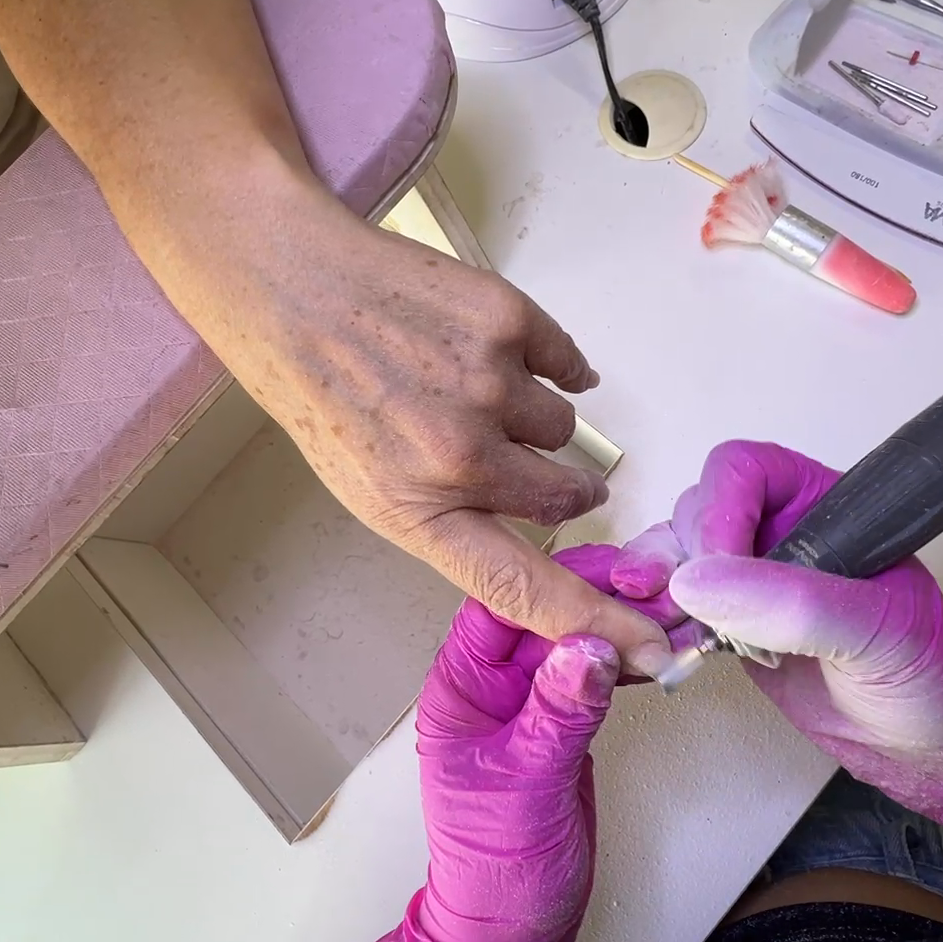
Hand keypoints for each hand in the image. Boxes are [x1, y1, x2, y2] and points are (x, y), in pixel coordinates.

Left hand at [184, 193, 673, 674]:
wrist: (295, 292)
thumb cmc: (325, 395)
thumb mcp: (374, 487)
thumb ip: (457, 516)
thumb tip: (542, 517)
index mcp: (420, 512)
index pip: (521, 587)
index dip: (593, 623)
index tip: (648, 649)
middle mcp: (460, 456)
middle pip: (567, 493)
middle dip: (561, 482)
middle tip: (516, 450)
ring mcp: (489, 384)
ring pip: (564, 423)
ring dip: (529, 412)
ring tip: (468, 384)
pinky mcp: (509, 321)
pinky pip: (568, 363)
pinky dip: (544, 361)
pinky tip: (491, 349)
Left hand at [385, 543, 694, 941]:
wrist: (516, 922)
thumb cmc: (492, 866)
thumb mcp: (526, 781)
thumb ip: (558, 713)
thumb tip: (590, 646)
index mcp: (464, 684)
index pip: (504, 607)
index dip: (556, 583)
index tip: (610, 577)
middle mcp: (498, 680)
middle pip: (548, 611)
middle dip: (603, 596)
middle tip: (654, 588)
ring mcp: (536, 695)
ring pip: (581, 637)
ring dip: (627, 624)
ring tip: (672, 611)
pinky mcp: (569, 715)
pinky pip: (602, 671)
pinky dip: (634, 659)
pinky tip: (663, 649)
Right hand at [666, 441, 942, 876]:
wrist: (929, 753)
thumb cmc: (929, 678)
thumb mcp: (876, 631)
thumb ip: (792, 602)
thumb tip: (694, 582)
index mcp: (817, 504)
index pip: (743, 471)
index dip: (719, 509)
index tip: (719, 569)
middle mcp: (774, 529)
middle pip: (698, 507)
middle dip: (682, 552)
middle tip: (690, 606)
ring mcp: (747, 576)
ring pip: (675, 551)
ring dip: (655, 580)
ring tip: (653, 616)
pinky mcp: (727, 620)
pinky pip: (674, 600)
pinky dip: (655, 616)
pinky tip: (657, 640)